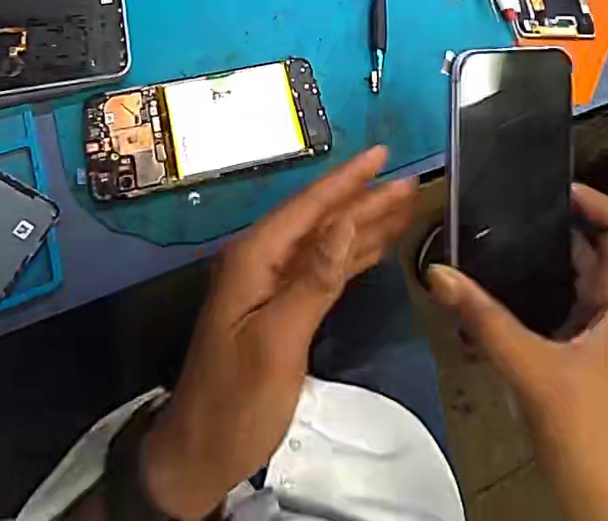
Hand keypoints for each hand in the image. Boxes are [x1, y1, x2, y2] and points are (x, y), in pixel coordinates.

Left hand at [141, 147, 414, 518]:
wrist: (200, 453)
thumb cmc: (235, 400)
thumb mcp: (277, 340)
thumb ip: (314, 279)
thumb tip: (345, 223)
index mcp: (255, 257)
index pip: (309, 207)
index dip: (348, 179)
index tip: (381, 154)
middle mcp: (264, 259)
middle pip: (322, 219)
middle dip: (365, 198)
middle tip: (407, 181)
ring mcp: (274, 281)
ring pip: (328, 241)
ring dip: (365, 223)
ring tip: (404, 204)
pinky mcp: (285, 304)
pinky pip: (326, 269)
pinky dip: (355, 255)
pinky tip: (380, 244)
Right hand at [427, 185, 607, 520]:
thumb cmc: (594, 438)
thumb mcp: (533, 372)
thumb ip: (483, 319)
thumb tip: (437, 272)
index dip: (596, 200)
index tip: (549, 189)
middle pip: (595, 253)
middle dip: (550, 230)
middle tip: (501, 215)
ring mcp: (605, 342)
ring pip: (573, 285)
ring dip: (536, 268)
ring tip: (489, 249)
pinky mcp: (587, 364)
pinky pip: (559, 314)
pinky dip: (530, 302)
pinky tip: (491, 305)